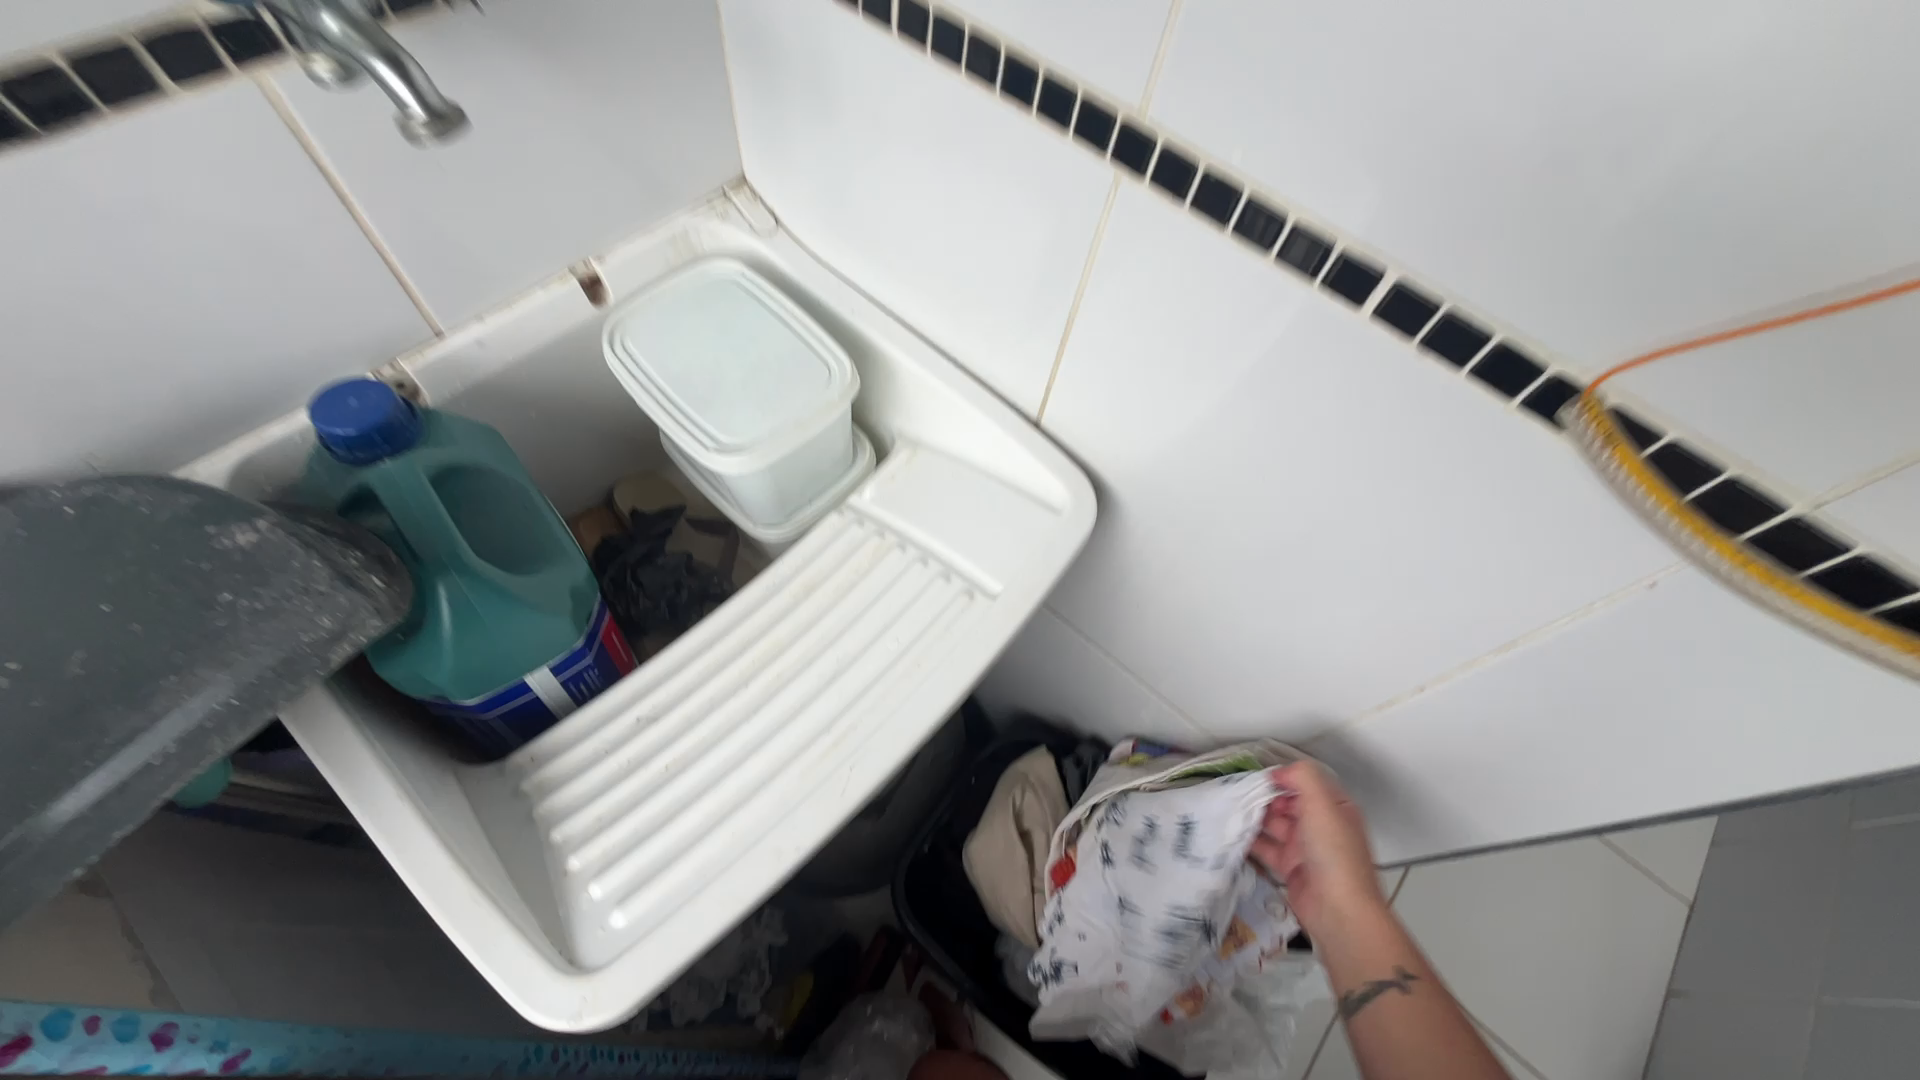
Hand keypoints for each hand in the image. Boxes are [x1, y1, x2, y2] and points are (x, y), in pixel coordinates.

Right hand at [1250, 761, 1388, 940]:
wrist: (1338, 910)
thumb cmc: (1333, 852)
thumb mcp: (1322, 804)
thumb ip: (1302, 777)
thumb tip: (1277, 773)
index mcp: (1334, 808)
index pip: (1306, 783)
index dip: (1284, 778)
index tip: (1259, 779)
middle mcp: (1320, 825)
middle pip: (1287, 803)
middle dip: (1264, 797)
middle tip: (1237, 794)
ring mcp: (1305, 847)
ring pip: (1274, 824)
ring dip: (1254, 817)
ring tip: (1229, 810)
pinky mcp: (1289, 868)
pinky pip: (1266, 848)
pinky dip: (1250, 840)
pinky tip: (1232, 832)